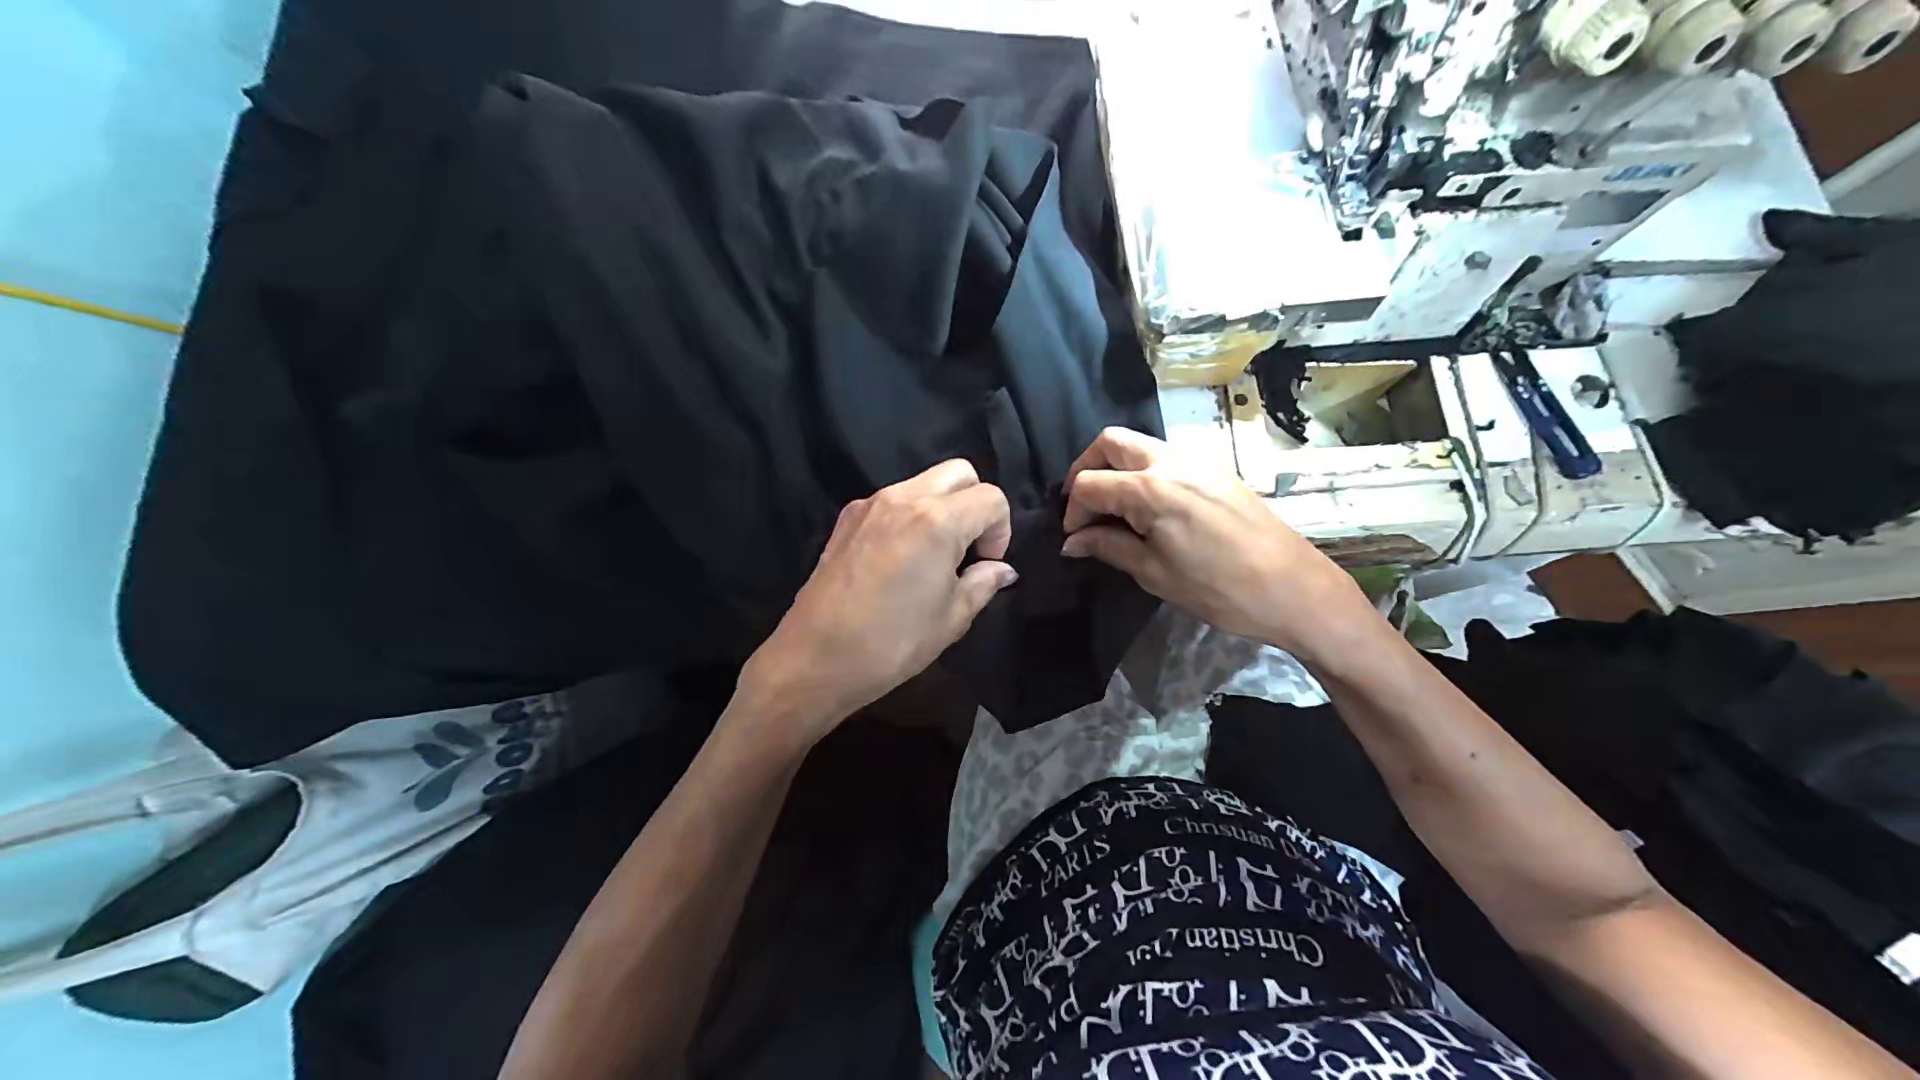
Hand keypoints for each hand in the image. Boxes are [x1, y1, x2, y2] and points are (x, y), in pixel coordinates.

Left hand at [735, 460, 1017, 746]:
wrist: (815, 658)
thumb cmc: (892, 643)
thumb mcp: (951, 618)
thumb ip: (983, 583)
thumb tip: (1001, 570)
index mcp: (936, 520)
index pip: (991, 498)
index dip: (1000, 530)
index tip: (987, 564)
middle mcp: (903, 498)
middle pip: (958, 473)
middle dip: (975, 503)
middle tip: (967, 549)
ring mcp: (870, 504)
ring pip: (923, 482)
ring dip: (942, 508)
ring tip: (934, 557)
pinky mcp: (846, 518)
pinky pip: (892, 500)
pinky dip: (910, 515)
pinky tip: (901, 559)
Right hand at [1061, 427, 1380, 666]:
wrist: (1295, 589)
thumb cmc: (1219, 589)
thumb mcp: (1154, 573)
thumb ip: (1108, 547)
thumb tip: (1072, 542)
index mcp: (1151, 488)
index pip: (1089, 483)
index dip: (1073, 510)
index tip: (1074, 537)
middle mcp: (1171, 461)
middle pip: (1110, 442)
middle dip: (1086, 469)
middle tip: (1083, 508)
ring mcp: (1198, 461)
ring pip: (1140, 445)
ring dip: (1115, 468)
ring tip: (1113, 510)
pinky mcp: (1216, 470)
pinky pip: (1166, 457)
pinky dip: (1143, 472)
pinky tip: (1147, 509)